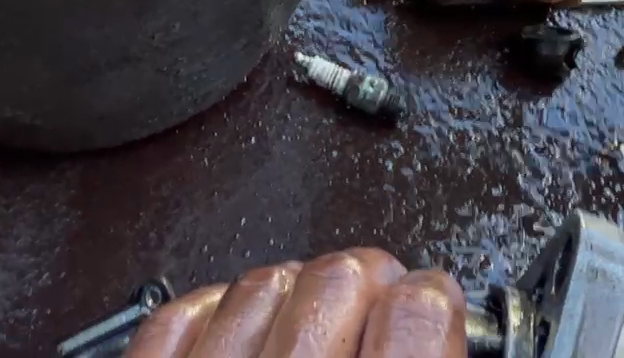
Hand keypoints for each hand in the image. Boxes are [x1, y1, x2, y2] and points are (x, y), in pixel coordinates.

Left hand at [126, 250, 465, 357]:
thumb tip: (443, 322)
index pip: (414, 321)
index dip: (433, 301)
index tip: (433, 304)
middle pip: (338, 279)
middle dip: (367, 285)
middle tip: (374, 310)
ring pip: (263, 282)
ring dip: (294, 298)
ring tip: (306, 335)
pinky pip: (180, 316)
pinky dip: (214, 317)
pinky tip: (238, 342)